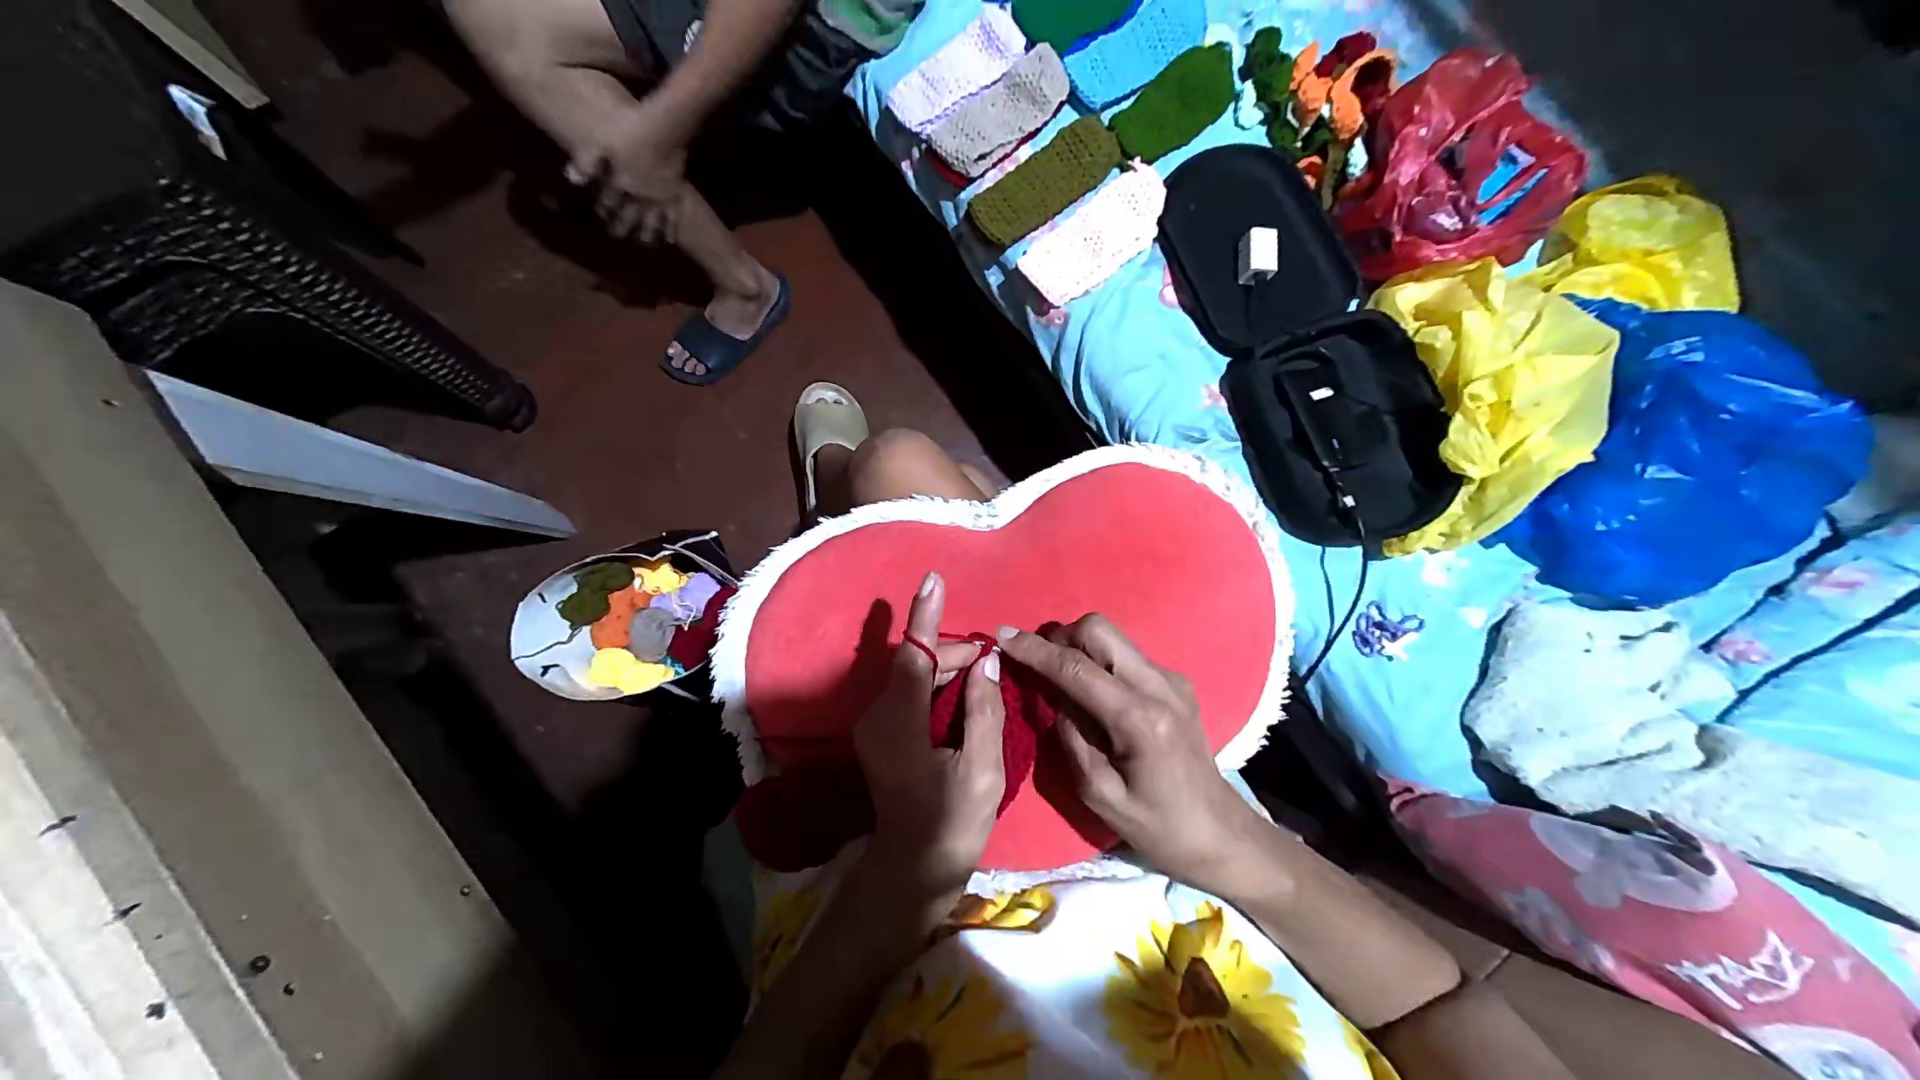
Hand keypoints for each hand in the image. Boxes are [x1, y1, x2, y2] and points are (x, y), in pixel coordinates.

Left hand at [565, 99, 688, 243]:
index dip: (601, 210)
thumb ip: (587, 163)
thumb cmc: (631, 132)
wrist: (665, 130)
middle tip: (616, 234)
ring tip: (642, 243)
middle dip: (619, 229)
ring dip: (645, 237)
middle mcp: (638, 200)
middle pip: (627, 222)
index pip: (606, 206)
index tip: (599, 213)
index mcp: (620, 186)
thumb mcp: (602, 142)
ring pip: (651, 228)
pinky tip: (668, 241)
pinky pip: (673, 222)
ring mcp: (658, 202)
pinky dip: (669, 233)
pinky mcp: (675, 199)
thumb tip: (570, 180)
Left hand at [854, 572, 1006, 898]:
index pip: (913, 656)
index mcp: (900, 722)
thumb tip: (986, 662)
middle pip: (915, 664)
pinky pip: (908, 694)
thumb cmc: (952, 824)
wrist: (913, 869)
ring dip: (946, 670)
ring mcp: (874, 725)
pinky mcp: (879, 735)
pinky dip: (936, 687)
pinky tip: (962, 695)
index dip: (924, 615)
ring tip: (982, 677)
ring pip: (911, 677)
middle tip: (990, 664)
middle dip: (952, 654)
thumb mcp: (982, 769)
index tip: (933, 579)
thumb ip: (984, 709)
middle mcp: (877, 716)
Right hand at [997, 615, 1280, 899]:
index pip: (1076, 669)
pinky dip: (1100, 661)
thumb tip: (1053, 696)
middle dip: (1061, 638)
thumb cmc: (1157, 825)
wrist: (1219, 832)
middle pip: (1099, 629)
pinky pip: (1126, 655)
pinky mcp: (1176, 682)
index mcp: (1139, 719)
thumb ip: (1070, 738)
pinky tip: (1094, 694)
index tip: (1003, 637)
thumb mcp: (1099, 794)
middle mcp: (1159, 686)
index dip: (1035, 651)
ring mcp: (1172, 679)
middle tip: (1040, 665)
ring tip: (1061, 678)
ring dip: (1079, 647)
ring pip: (1113, 637)